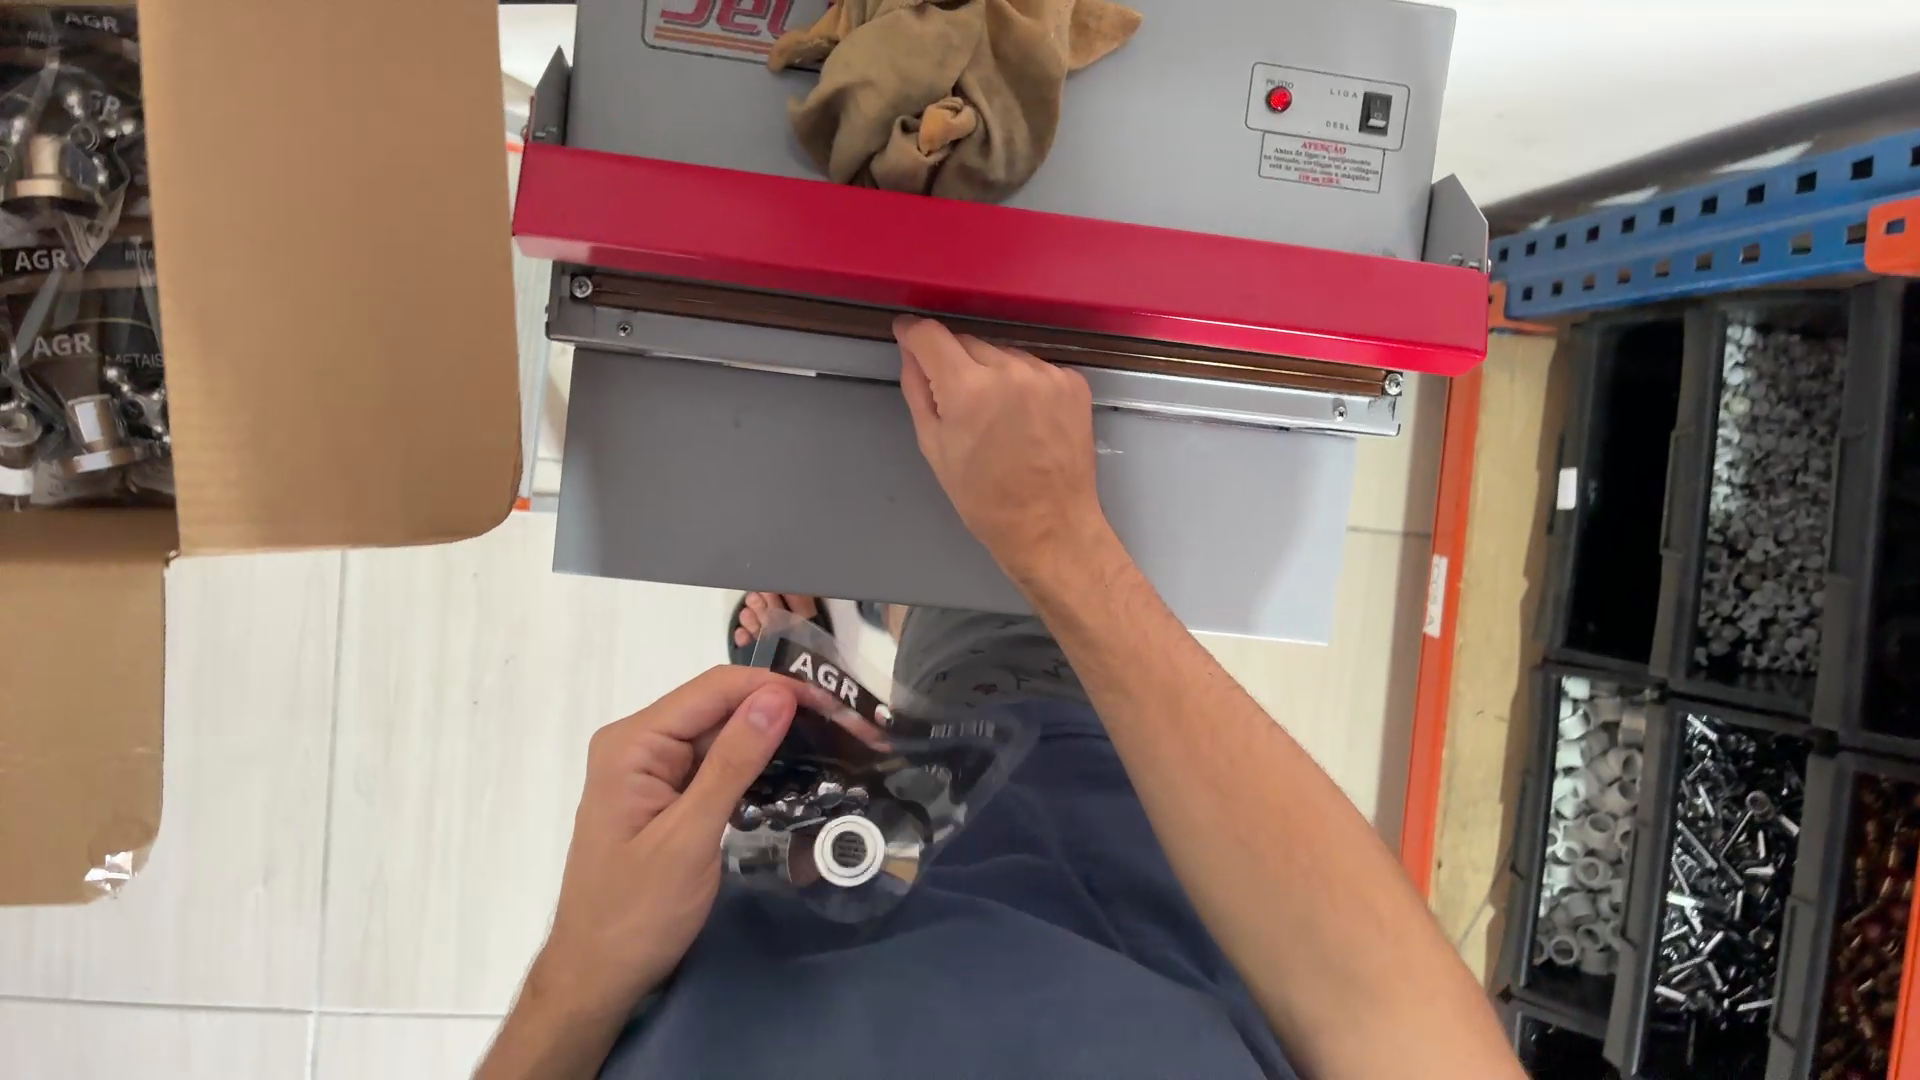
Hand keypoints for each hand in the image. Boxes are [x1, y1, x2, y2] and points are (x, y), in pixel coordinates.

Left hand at [533, 667, 836, 1016]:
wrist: (597, 981)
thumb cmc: (637, 913)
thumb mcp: (690, 836)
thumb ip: (734, 761)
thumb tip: (779, 696)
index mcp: (633, 742)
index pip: (715, 689)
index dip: (775, 687)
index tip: (832, 702)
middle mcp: (640, 742)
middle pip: (720, 704)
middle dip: (779, 708)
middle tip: (841, 723)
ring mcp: (652, 766)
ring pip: (722, 730)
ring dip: (772, 734)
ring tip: (829, 737)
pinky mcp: (667, 790)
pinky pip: (716, 759)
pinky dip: (754, 761)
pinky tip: (792, 765)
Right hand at [893, 316, 1109, 580]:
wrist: (1050, 526)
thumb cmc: (986, 499)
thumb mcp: (935, 448)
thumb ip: (918, 390)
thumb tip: (910, 352)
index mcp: (968, 389)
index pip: (930, 335)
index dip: (913, 333)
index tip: (908, 335)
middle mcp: (1009, 370)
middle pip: (968, 343)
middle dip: (956, 365)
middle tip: (960, 405)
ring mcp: (1046, 374)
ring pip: (1003, 354)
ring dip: (993, 374)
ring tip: (1000, 419)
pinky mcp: (1073, 383)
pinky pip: (1035, 369)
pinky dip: (1025, 385)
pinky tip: (1027, 420)